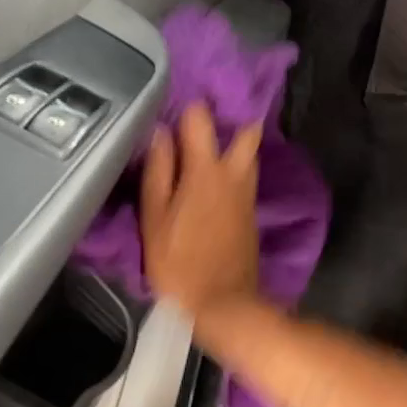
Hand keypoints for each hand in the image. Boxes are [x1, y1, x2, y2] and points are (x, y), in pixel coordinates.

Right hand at [140, 102, 264, 317]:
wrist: (225, 303)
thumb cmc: (180, 263)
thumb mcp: (154, 219)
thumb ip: (158, 172)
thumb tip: (158, 132)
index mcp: (206, 170)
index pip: (202, 119)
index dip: (189, 107)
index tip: (174, 103)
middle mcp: (234, 173)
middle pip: (245, 130)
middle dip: (230, 117)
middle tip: (203, 118)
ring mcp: (248, 192)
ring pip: (249, 153)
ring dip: (234, 142)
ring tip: (206, 142)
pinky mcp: (252, 210)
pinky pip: (246, 175)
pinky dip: (234, 165)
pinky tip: (215, 171)